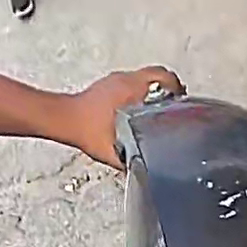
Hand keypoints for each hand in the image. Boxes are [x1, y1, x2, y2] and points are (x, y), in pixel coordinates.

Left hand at [62, 67, 184, 168]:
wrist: (64, 120)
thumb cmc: (86, 130)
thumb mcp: (116, 151)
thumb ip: (135, 160)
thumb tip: (150, 171)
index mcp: (131, 89)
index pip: (163, 76)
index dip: (177, 87)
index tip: (182, 100)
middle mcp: (123, 80)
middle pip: (157, 75)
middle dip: (170, 89)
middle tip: (176, 107)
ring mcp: (115, 80)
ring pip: (145, 79)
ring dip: (156, 91)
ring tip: (162, 110)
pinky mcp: (108, 86)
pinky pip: (133, 84)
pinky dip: (142, 93)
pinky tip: (142, 112)